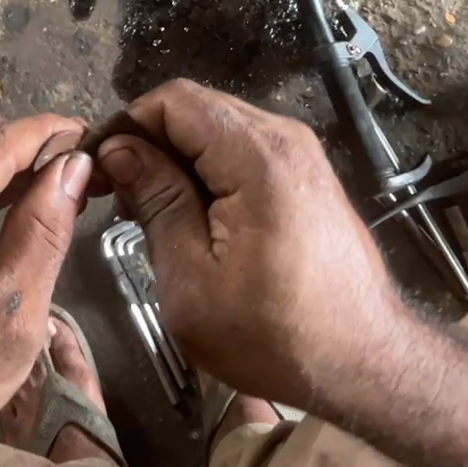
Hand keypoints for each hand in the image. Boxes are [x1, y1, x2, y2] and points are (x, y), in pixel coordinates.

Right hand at [96, 80, 409, 410]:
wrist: (368, 366)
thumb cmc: (275, 334)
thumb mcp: (193, 279)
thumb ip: (155, 200)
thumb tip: (115, 149)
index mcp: (257, 156)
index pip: (173, 100)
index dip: (127, 126)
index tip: (99, 171)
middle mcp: (282, 136)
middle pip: (192, 107)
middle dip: (146, 141)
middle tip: (116, 193)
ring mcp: (298, 151)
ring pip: (211, 125)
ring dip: (172, 156)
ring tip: (147, 207)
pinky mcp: (301, 170)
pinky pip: (235, 146)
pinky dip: (201, 167)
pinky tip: (187, 212)